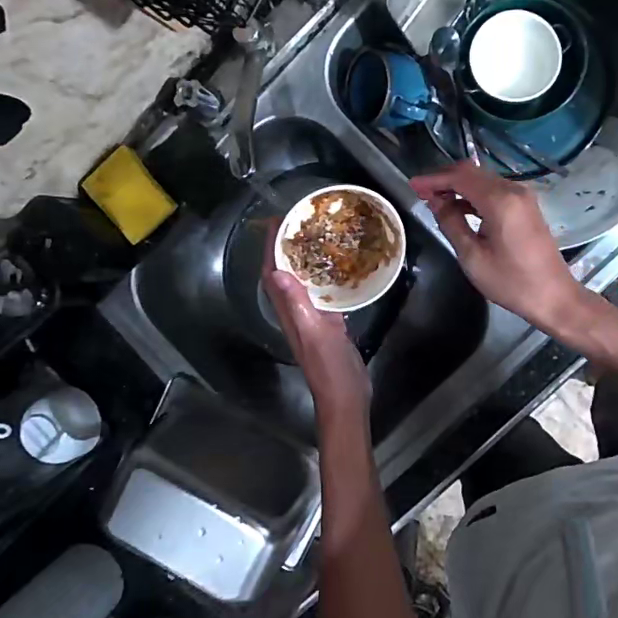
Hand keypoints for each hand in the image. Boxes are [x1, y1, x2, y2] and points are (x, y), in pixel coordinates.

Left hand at [263, 237, 369, 422]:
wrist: (346, 395)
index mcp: (288, 313)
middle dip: (287, 248)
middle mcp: (296, 313)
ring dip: (306, 260)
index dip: (271, 248)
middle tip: (300, 223)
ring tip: (318, 237)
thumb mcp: (314, 332)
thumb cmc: (329, 367)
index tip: (277, 222)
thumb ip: (297, 305)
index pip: (273, 274)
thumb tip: (278, 272)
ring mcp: (312, 319)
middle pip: (285, 274)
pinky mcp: (329, 325)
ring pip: (304, 282)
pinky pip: (323, 294)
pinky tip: (340, 269)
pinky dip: (326, 278)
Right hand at [409, 161, 589, 331]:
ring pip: (483, 179)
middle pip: (472, 172)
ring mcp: (523, 197)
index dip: (434, 178)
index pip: (460, 177)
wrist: (554, 296)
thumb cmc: (511, 282)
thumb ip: (452, 223)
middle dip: (444, 178)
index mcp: (500, 201)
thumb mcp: (472, 257)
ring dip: (459, 185)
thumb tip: (436, 201)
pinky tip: (459, 207)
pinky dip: (474, 194)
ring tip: (434, 199)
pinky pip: (495, 191)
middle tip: (420, 191)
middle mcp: (513, 190)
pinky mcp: (526, 206)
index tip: (413, 185)